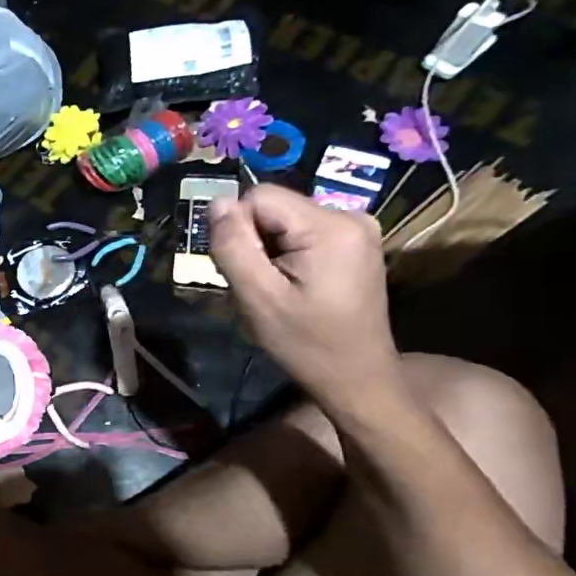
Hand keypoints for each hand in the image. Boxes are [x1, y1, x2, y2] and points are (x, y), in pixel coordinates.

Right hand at [208, 185, 404, 412]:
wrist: (357, 379)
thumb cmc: (306, 344)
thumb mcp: (258, 299)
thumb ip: (233, 245)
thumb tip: (217, 201)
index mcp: (330, 226)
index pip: (259, 197)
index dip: (240, 230)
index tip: (249, 272)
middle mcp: (350, 214)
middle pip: (274, 207)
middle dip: (257, 241)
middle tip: (262, 287)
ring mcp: (358, 227)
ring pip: (285, 219)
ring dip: (271, 249)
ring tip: (280, 289)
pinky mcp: (356, 240)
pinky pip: (303, 230)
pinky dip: (289, 253)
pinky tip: (296, 285)